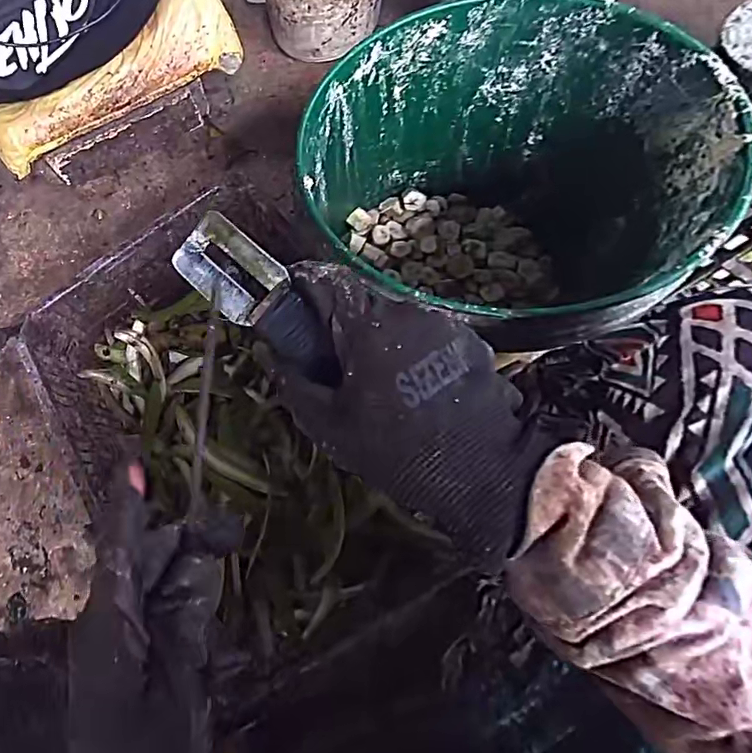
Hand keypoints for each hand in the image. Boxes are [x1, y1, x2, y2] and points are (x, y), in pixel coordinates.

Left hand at [62, 461, 228, 752]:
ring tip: (223, 553)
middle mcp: (103, 622)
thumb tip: (195, 563)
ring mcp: (109, 638)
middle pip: (141, 558)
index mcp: (110, 627)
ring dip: (183, 567)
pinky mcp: (117, 653)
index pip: (119, 549)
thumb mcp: (180, 694)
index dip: (127, 502)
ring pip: (148, 580)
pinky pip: (149, 608)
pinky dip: (176, 597)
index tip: (132, 459)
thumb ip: (185, 624)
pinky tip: (200, 596)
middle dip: (183, 539)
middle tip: (231, 532)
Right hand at [272, 262, 574, 567]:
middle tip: (330, 358)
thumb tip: (266, 352)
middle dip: (341, 322)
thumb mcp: (330, 424)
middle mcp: (406, 310)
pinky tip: (411, 387)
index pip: (326, 278)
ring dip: (378, 337)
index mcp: (367, 325)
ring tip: (375, 380)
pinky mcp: (469, 340)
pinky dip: (410, 349)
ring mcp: (443, 323)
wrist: (485, 474)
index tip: (290, 294)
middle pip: (361, 299)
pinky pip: (425, 333)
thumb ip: (292, 381)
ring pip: (394, 316)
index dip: (303, 282)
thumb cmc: (397, 451)